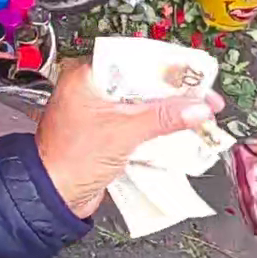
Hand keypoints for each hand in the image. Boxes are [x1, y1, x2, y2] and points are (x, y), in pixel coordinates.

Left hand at [35, 60, 222, 217]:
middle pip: (144, 80)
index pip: (136, 59)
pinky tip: (180, 126)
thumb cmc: (70, 161)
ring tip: (199, 111)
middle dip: (175, 90)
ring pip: (144, 101)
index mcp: (87, 77)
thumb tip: (198, 108)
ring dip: (170, 108)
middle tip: (203, 95)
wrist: (52, 198)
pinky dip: (159, 123)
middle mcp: (93, 89)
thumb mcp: (123, 133)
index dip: (169, 67)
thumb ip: (163, 117)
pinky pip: (139, 120)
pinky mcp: (108, 131)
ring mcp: (101, 111)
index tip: (196, 74)